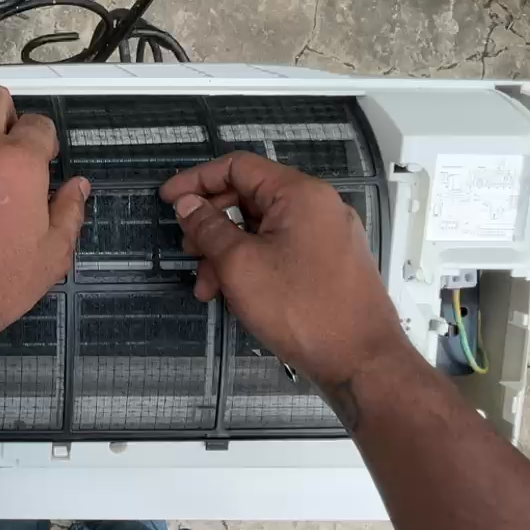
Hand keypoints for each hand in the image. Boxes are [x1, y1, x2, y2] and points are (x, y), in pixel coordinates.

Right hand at [159, 151, 403, 389]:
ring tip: (207, 287)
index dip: (197, 180)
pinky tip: (233, 294)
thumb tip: (188, 204)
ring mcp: (326, 236)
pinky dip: (250, 264)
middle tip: (188, 250)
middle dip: (210, 224)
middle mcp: (317, 207)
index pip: (238, 167)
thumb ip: (208, 227)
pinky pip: (278, 249)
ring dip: (226, 252)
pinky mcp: (328, 263)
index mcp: (300, 194)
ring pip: (261, 229)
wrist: (361, 362)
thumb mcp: (239, 264)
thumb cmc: (300, 308)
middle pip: (248, 197)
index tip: (168, 200)